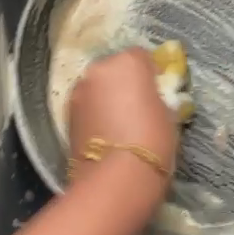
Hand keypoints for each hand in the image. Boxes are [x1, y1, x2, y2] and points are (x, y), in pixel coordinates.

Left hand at [66, 49, 179, 194]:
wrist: (116, 178)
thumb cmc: (152, 139)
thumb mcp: (168, 113)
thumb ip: (157, 96)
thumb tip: (152, 97)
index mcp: (129, 61)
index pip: (142, 56)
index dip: (150, 74)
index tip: (156, 92)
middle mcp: (99, 68)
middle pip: (115, 68)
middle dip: (125, 83)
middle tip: (137, 107)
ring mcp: (79, 90)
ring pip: (98, 87)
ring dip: (107, 97)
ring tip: (120, 123)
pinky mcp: (66, 114)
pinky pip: (87, 105)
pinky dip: (95, 113)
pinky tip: (106, 134)